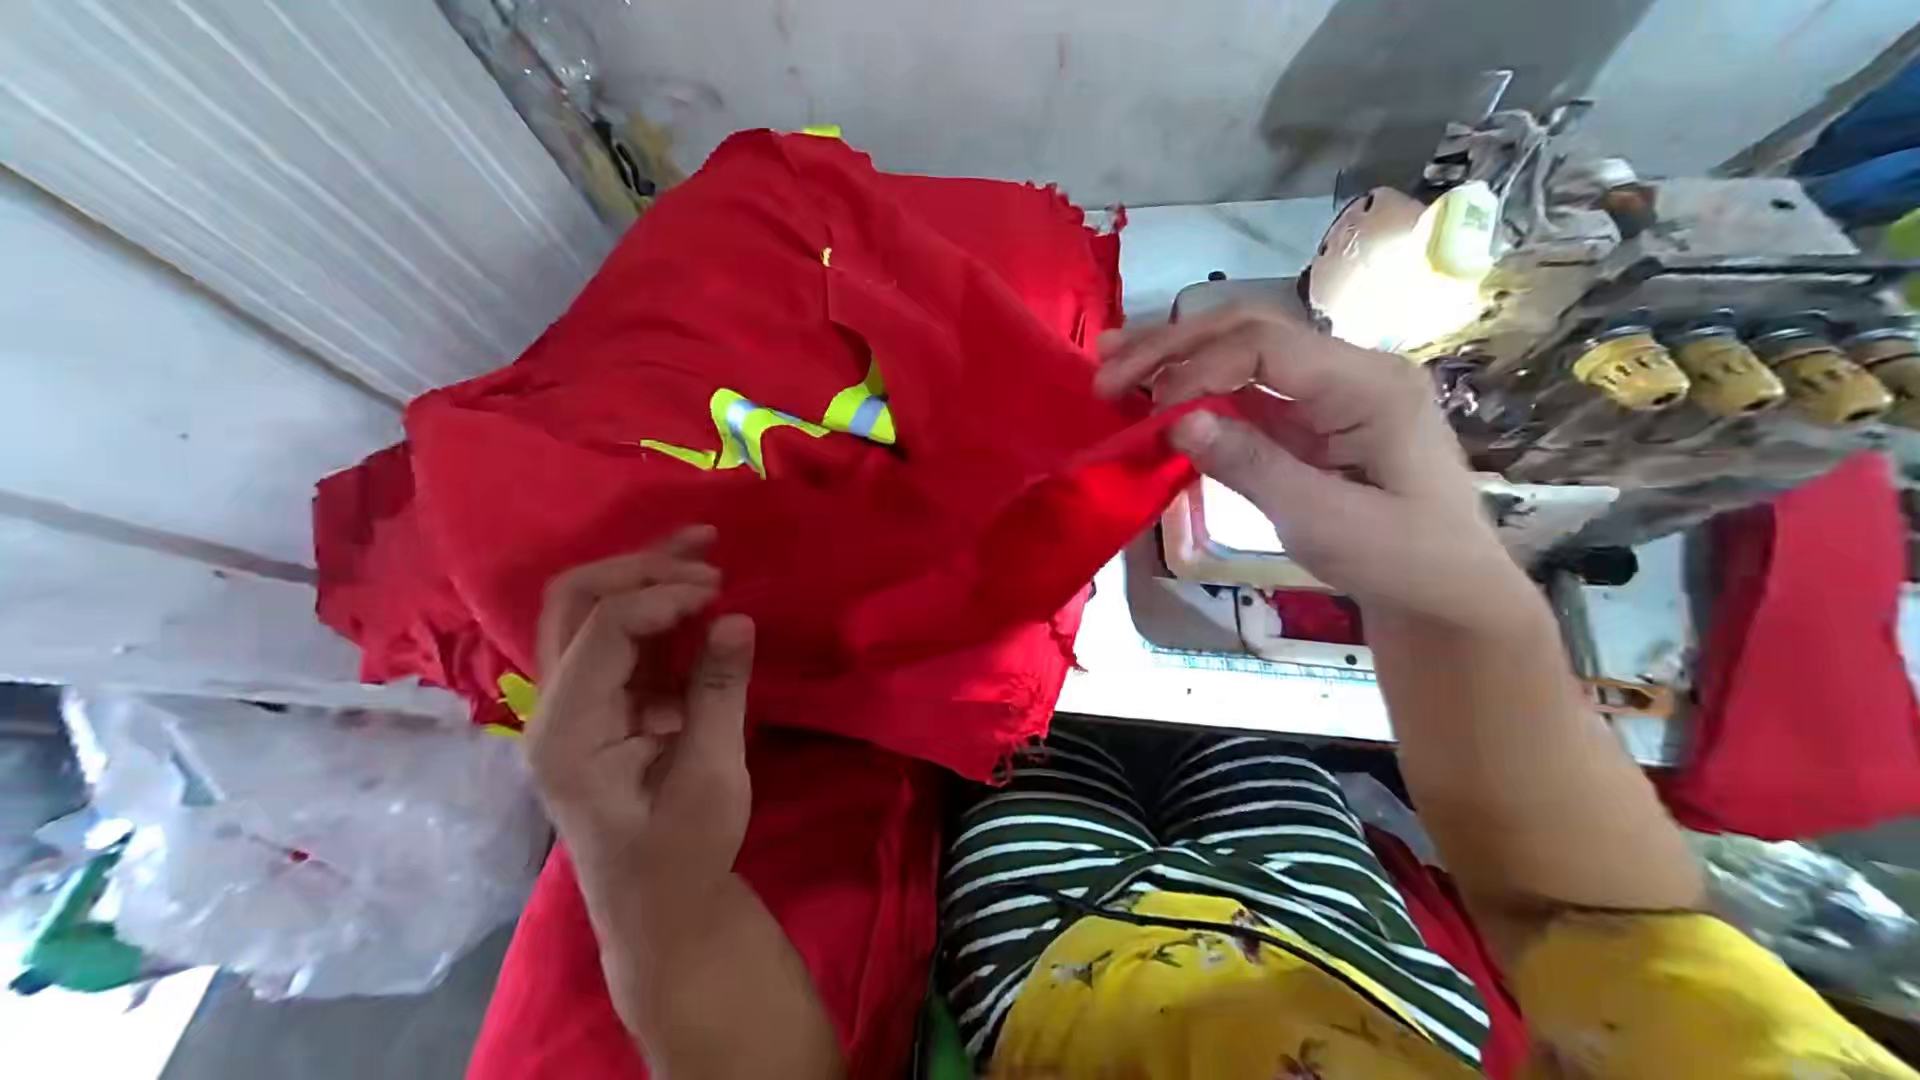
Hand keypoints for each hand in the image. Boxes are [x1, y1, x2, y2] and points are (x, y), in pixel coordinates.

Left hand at [525, 525, 755, 899]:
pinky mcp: (601, 704)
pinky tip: (697, 590)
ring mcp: (573, 703)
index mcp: (568, 732)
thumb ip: (718, 692)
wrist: (661, 908)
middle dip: (640, 567)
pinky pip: (619, 634)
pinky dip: (658, 604)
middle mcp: (553, 707)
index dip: (662, 597)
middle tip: (706, 557)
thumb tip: (739, 619)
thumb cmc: (684, 854)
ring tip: (702, 544)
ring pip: (589, 608)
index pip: (603, 630)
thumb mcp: (712, 776)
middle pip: (574, 601)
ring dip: (645, 572)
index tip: (722, 596)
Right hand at [1095, 301, 1535, 630]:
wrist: (1444, 594)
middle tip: (1108, 368)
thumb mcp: (1323, 520)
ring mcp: (1329, 393)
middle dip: (1173, 347)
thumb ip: (1251, 465)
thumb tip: (1176, 421)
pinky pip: (1245, 393)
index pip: (1266, 347)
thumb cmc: (1398, 561)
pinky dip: (1196, 393)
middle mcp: (1349, 371)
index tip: (1147, 411)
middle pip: (1248, 332)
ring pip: (1241, 354)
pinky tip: (1155, 394)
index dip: (1196, 369)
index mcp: (1368, 384)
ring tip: (1115, 359)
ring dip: (1177, 358)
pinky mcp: (1310, 420)